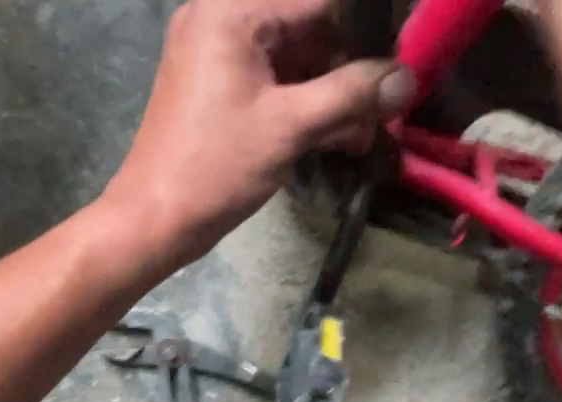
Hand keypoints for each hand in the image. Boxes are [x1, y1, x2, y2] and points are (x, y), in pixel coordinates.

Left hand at [103, 0, 414, 265]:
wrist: (154, 220)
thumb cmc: (215, 169)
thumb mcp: (289, 128)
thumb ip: (350, 96)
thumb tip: (407, 78)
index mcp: (232, 12)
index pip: (319, 1)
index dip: (367, 27)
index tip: (400, 59)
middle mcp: (222, 20)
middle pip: (308, 27)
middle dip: (350, 68)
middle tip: (385, 105)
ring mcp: (219, 57)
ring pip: (295, 60)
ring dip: (334, 93)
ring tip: (367, 131)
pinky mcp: (220, 92)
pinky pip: (275, 84)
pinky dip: (307, 107)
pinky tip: (341, 137)